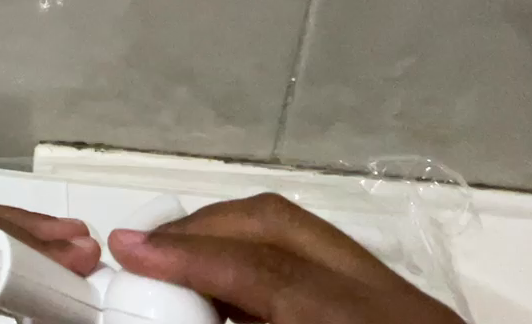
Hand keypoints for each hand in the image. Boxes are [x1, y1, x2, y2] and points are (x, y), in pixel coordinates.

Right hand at [108, 193, 466, 323]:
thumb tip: (179, 307)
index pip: (270, 273)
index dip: (189, 257)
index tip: (125, 252)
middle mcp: (400, 306)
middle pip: (279, 224)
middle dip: (200, 229)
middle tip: (143, 252)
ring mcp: (406, 303)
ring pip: (297, 230)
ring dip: (225, 237)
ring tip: (176, 266)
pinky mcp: (402, 307)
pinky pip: (312, 257)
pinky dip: (258, 260)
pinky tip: (228, 294)